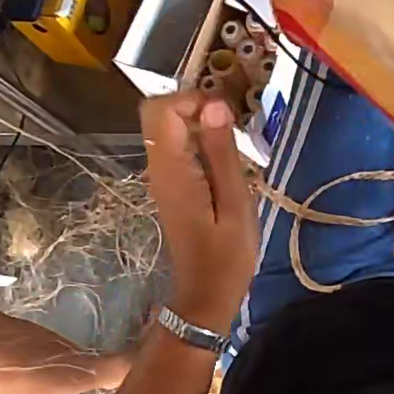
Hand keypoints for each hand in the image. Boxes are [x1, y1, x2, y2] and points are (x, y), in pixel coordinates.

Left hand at [140, 92, 257, 332]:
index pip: (162, 109)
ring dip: (198, 122)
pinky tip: (223, 158)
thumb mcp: (236, 203)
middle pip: (158, 113)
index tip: (228, 116)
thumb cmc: (227, 255)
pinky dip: (197, 139)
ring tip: (233, 142)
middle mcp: (157, 168)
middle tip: (230, 125)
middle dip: (194, 105)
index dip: (194, 99)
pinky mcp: (169, 184)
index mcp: (172, 171)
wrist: (205, 294)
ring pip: (166, 127)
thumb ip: (222, 152)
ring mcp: (161, 176)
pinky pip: (175, 146)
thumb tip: (215, 104)